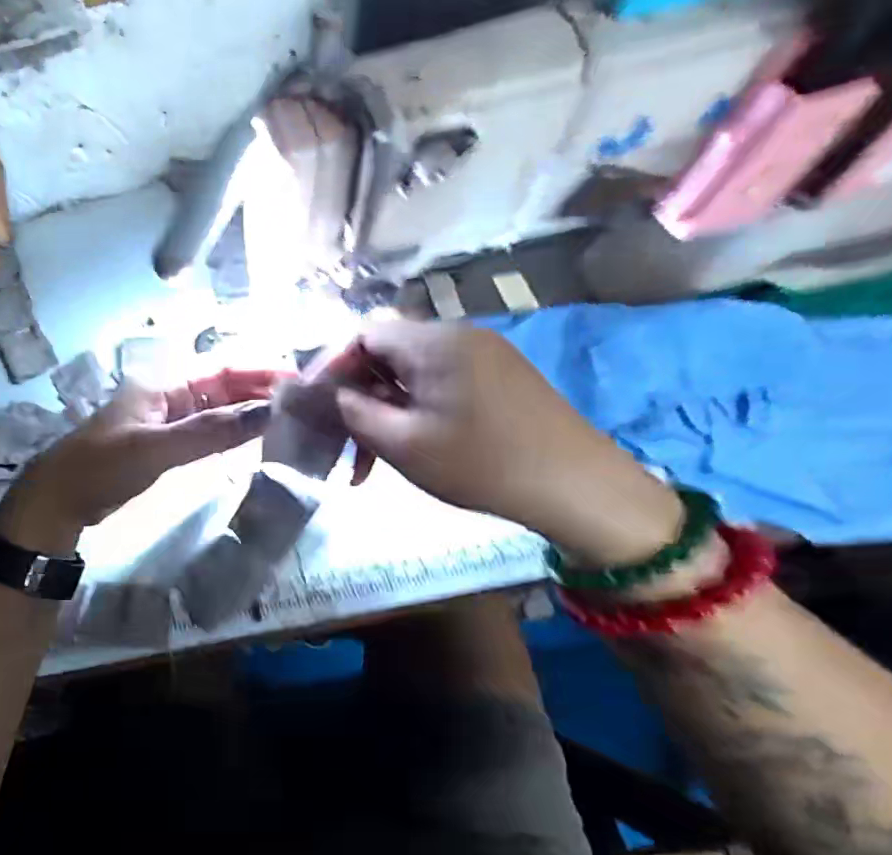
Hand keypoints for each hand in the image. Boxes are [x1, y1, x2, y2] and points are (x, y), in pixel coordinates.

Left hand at [0, 369, 286, 552]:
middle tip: (303, 401)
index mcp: (163, 384)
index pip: (221, 369)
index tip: (297, 379)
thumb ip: (211, 431)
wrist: (60, 501)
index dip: (259, 371)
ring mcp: (166, 422)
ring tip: (289, 417)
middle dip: (260, 390)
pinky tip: (253, 438)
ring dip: (248, 412)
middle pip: (223, 387)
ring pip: (217, 410)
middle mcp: (168, 396)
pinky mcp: (165, 446)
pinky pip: (206, 432)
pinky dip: (231, 433)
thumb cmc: (103, 467)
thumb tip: (268, 413)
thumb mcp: (158, 447)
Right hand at [323, 321, 683, 565]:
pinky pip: (446, 384)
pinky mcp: (505, 378)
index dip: (333, 369)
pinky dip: (420, 412)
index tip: (318, 412)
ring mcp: (488, 355)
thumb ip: (354, 413)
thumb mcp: (404, 444)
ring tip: (378, 460)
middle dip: (360, 398)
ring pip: (417, 374)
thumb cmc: (480, 463)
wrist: (573, 483)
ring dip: (389, 411)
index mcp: (433, 341)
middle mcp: (461, 335)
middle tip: (348, 449)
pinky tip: (419, 448)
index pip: (364, 334)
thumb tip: (324, 394)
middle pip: (390, 354)